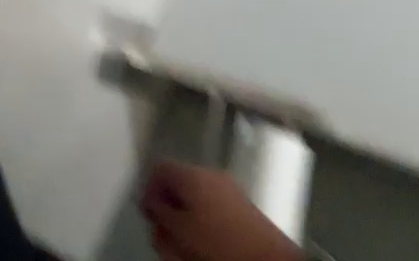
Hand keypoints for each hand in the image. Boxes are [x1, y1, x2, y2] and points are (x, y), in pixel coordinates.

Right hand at [140, 161, 303, 260]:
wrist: (269, 258)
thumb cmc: (219, 243)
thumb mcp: (180, 232)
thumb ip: (159, 213)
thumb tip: (150, 200)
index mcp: (192, 174)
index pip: (159, 167)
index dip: (148, 189)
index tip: (148, 214)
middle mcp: (210, 173)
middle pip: (178, 182)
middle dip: (167, 206)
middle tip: (164, 232)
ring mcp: (228, 187)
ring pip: (195, 196)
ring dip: (185, 216)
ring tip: (183, 241)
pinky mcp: (241, 204)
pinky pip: (212, 205)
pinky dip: (202, 220)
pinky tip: (204, 241)